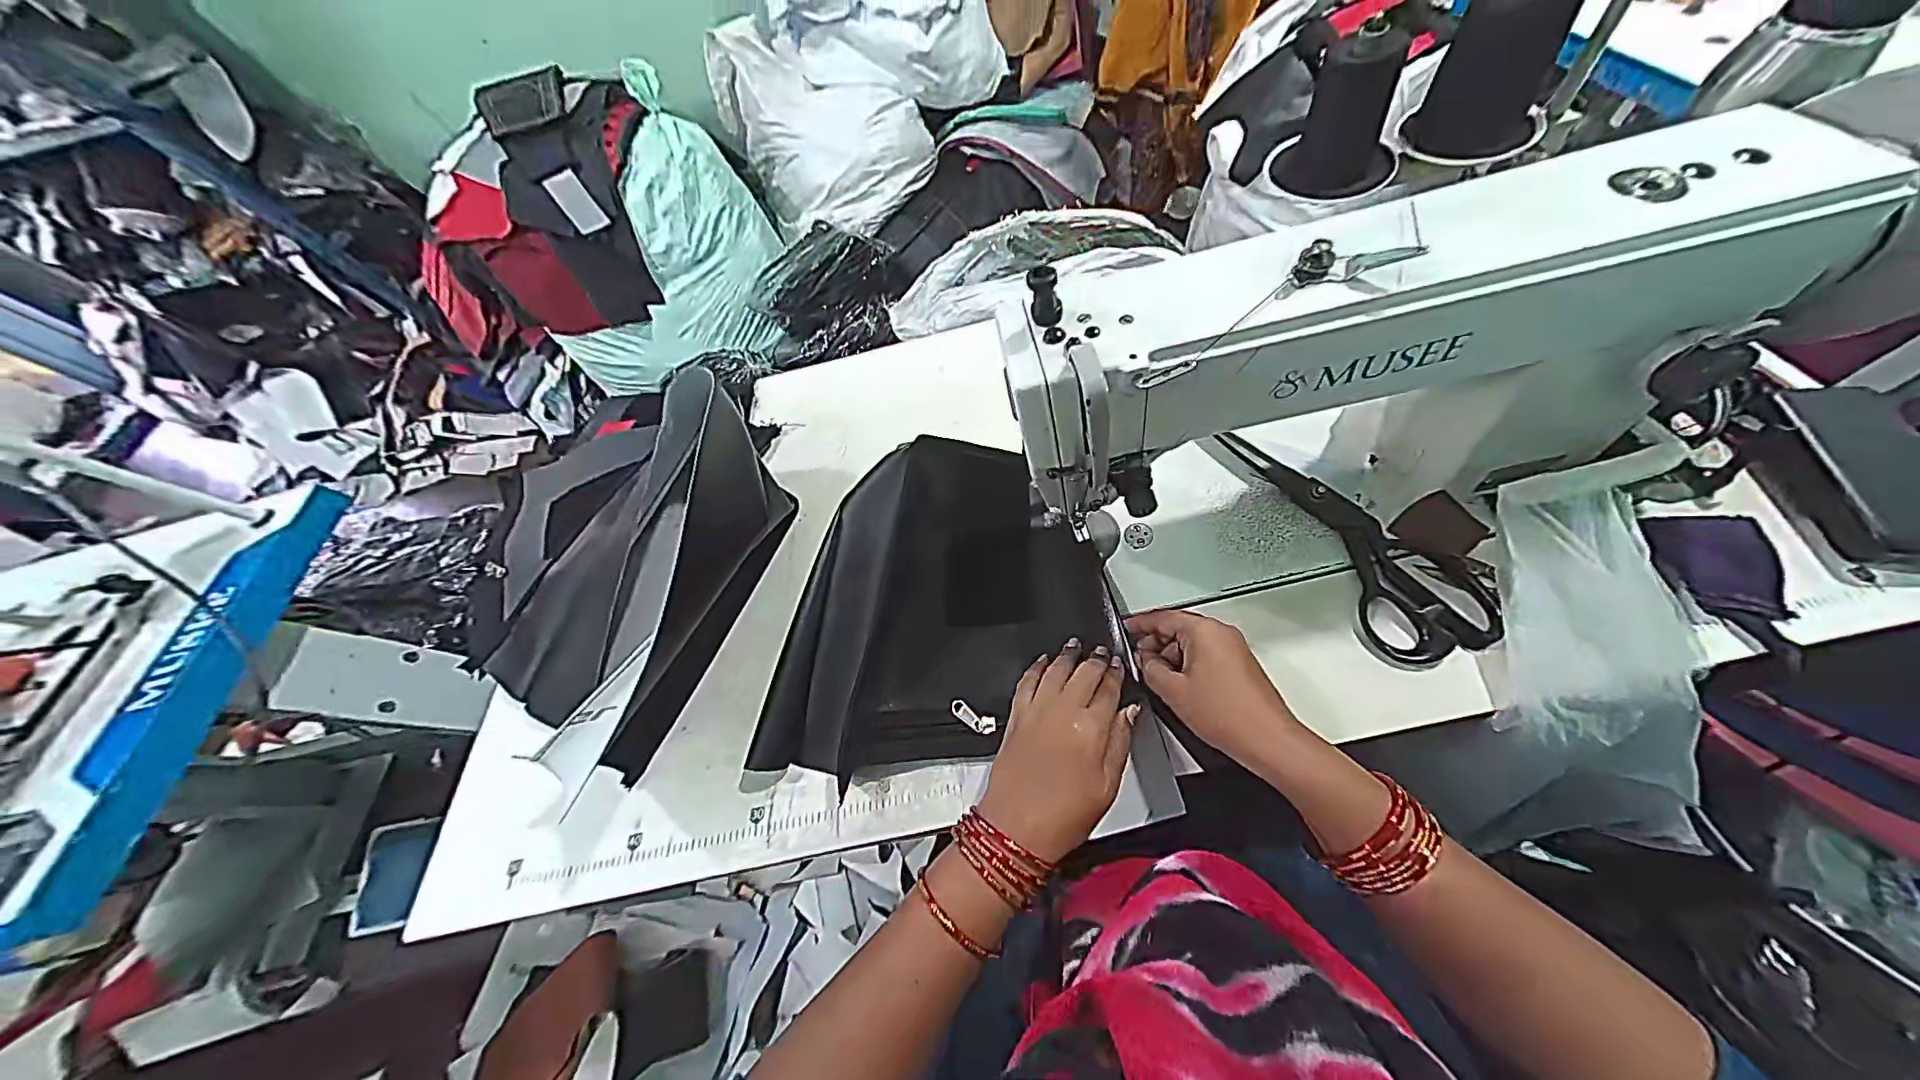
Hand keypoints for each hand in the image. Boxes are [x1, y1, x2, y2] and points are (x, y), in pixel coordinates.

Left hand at [977, 640, 1137, 863]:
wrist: (1016, 827)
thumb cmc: (1062, 815)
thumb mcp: (1108, 785)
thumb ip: (1120, 742)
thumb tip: (1128, 715)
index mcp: (1091, 728)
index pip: (1109, 688)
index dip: (1116, 673)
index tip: (1119, 666)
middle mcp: (1062, 712)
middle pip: (1083, 672)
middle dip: (1095, 659)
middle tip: (1101, 651)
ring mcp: (1036, 711)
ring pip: (1054, 670)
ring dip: (1067, 655)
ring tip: (1075, 646)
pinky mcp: (1016, 717)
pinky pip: (1027, 681)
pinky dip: (1035, 667)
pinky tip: (1041, 661)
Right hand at [1126, 609, 1314, 771]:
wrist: (1267, 740)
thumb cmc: (1231, 716)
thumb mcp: (1172, 691)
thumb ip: (1149, 668)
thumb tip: (1144, 661)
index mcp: (1205, 631)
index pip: (1162, 617)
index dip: (1139, 624)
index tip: (1127, 628)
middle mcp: (1222, 633)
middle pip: (1178, 628)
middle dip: (1155, 644)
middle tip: (1139, 661)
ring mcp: (1233, 648)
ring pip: (1191, 643)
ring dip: (1172, 658)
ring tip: (1161, 682)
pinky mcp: (1238, 664)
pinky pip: (1206, 655)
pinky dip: (1189, 666)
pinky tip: (1181, 688)